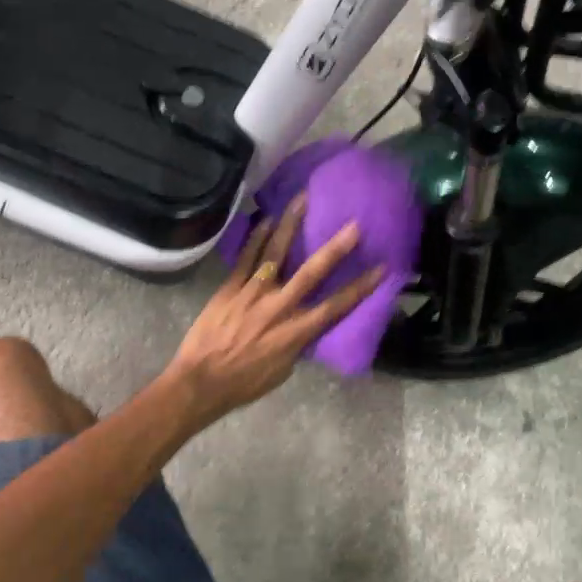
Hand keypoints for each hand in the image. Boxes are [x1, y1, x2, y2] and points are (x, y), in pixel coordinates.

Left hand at [161, 195, 384, 427]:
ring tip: (302, 200)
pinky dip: (256, 236)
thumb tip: (307, 323)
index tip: (381, 268)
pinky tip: (266, 218)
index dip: (360, 288)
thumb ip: (297, 342)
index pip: (335, 306)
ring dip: (290, 225)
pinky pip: (246, 257)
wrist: (201, 381)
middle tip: (353, 225)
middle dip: (334, 249)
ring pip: (276, 253)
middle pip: (311, 273)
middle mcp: (278, 307)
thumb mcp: (282, 370)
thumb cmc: (244, 382)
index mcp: (295, 332)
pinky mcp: (230, 287)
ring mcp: (253, 293)